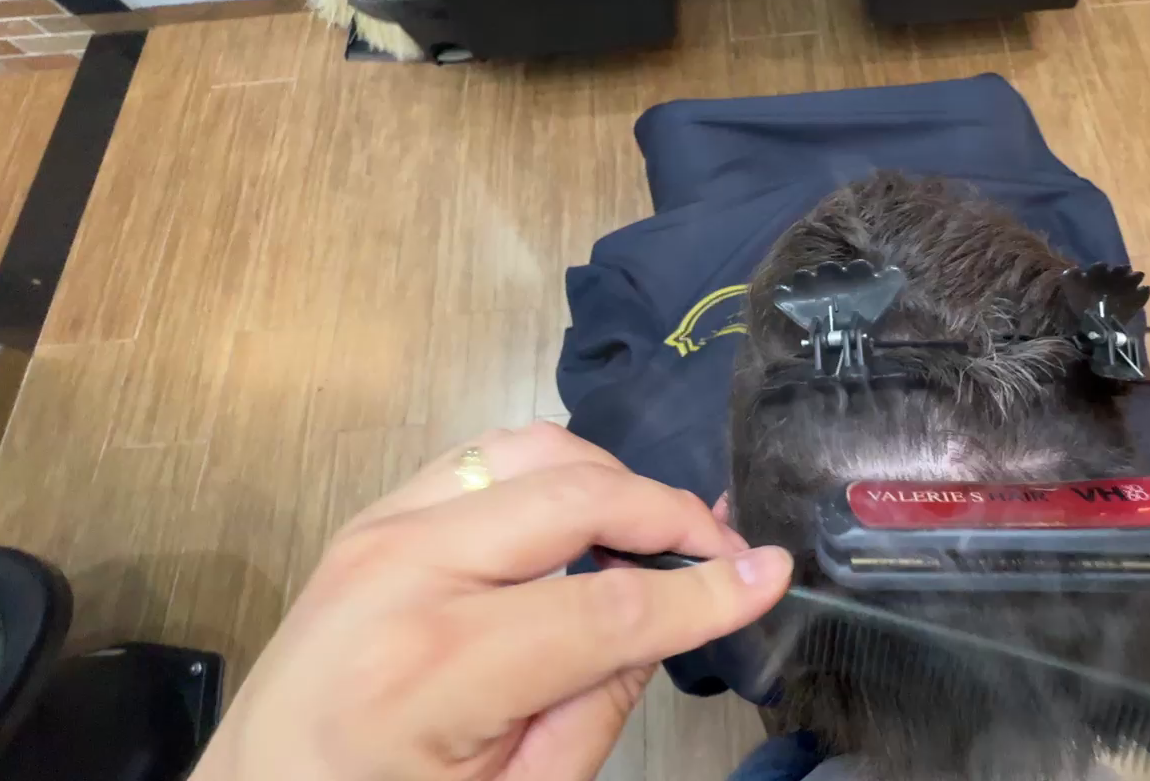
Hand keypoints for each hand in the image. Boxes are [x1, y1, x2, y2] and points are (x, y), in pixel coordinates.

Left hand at [191, 422, 793, 780]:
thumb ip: (600, 700)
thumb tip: (675, 608)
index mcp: (429, 670)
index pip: (606, 609)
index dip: (703, 592)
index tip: (770, 573)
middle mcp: (402, 569)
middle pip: (576, 498)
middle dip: (668, 515)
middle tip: (722, 550)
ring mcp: (383, 523)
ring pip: (538, 450)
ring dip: (613, 481)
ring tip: (651, 532)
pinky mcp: (379, 510)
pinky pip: (491, 454)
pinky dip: (557, 470)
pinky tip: (580, 516)